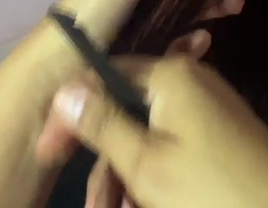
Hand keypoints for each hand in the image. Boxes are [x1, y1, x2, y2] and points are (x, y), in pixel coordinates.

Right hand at [38, 55, 267, 207]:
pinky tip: (144, 206)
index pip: (106, 72)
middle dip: (106, 164)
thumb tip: (64, 85)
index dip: (73, 110)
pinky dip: (155, 181)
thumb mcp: (147, 163)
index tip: (47, 152)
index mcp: (172, 74)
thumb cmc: (211, 191)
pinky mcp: (220, 138)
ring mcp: (208, 109)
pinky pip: (174, 151)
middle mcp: (190, 81)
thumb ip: (104, 122)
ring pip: (148, 139)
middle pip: (126, 112)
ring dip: (127, 181)